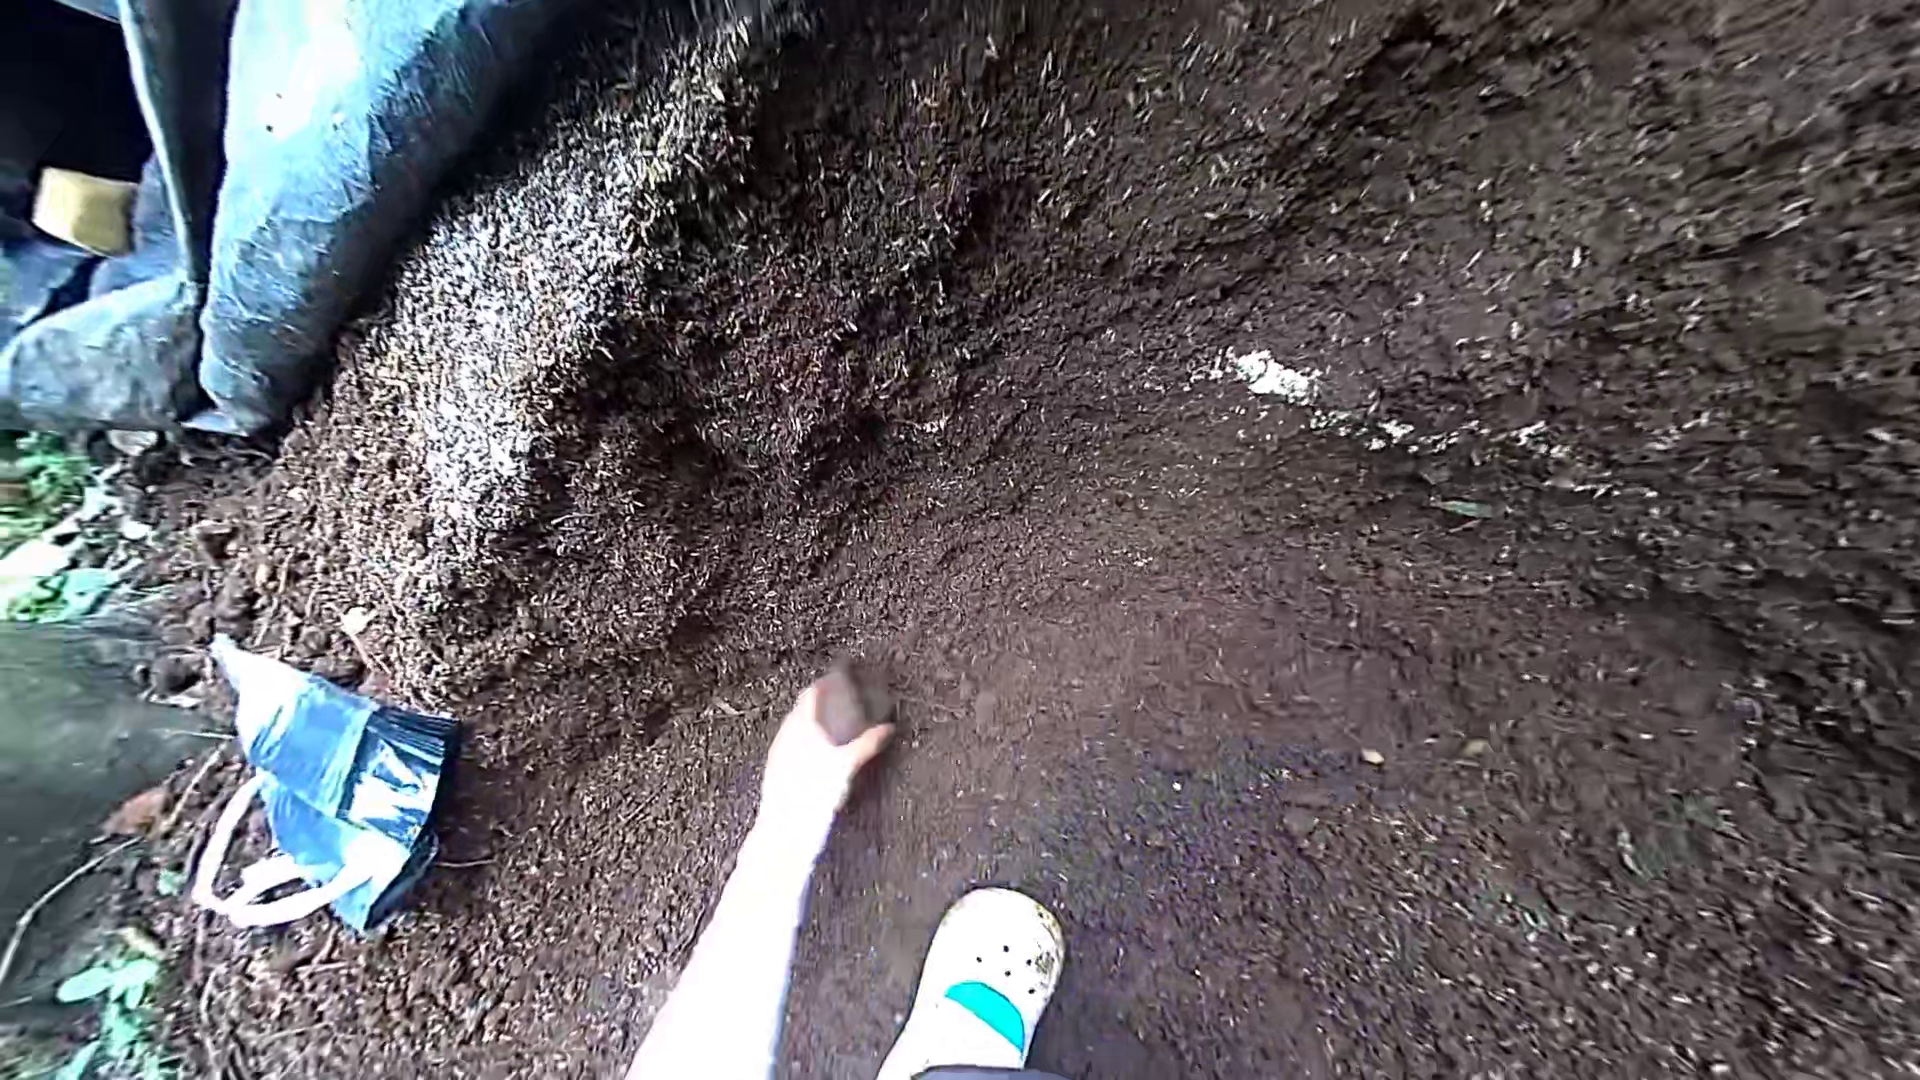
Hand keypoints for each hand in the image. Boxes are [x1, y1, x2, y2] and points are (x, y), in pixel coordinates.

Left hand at [755, 668, 893, 853]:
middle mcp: (786, 735)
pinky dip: (804, 740)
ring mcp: (778, 753)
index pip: (811, 693)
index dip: (825, 683)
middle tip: (836, 699)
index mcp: (801, 726)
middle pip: (802, 708)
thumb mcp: (848, 765)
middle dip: (819, 702)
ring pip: (795, 726)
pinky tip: (814, 753)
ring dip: (810, 721)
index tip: (836, 678)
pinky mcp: (775, 770)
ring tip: (828, 725)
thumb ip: (868, 743)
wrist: (785, 831)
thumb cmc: (813, 797)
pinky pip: (790, 744)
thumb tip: (886, 729)